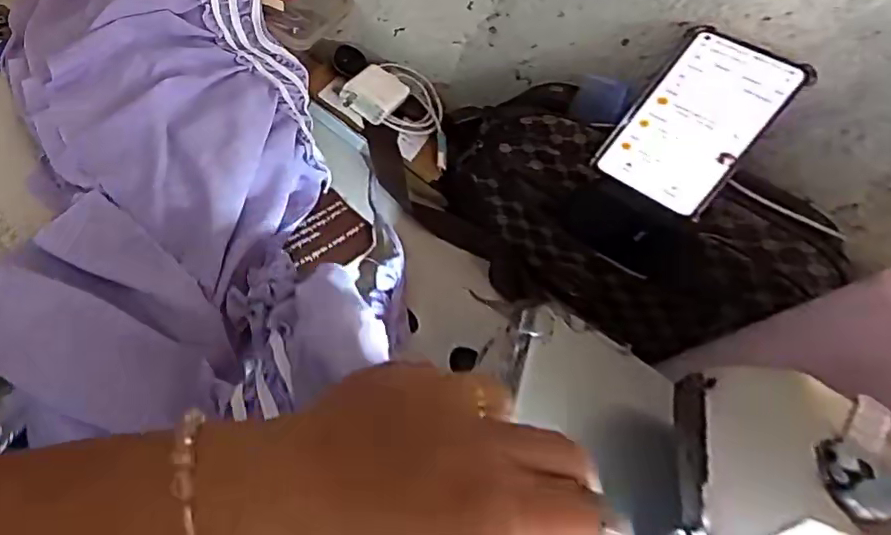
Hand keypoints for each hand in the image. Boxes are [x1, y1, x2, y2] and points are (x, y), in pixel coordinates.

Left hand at [200, 364, 608, 534]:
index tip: (584, 527)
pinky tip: (432, 420)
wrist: (297, 489)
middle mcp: (485, 442)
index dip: (593, 522)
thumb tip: (523, 520)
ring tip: (488, 448)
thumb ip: (506, 527)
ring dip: (509, 427)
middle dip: (570, 477)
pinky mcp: (403, 371)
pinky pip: (450, 378)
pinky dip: (456, 399)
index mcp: (504, 506)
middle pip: (564, 451)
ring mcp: (442, 395)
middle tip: (552, 496)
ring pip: (506, 400)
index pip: (587, 510)